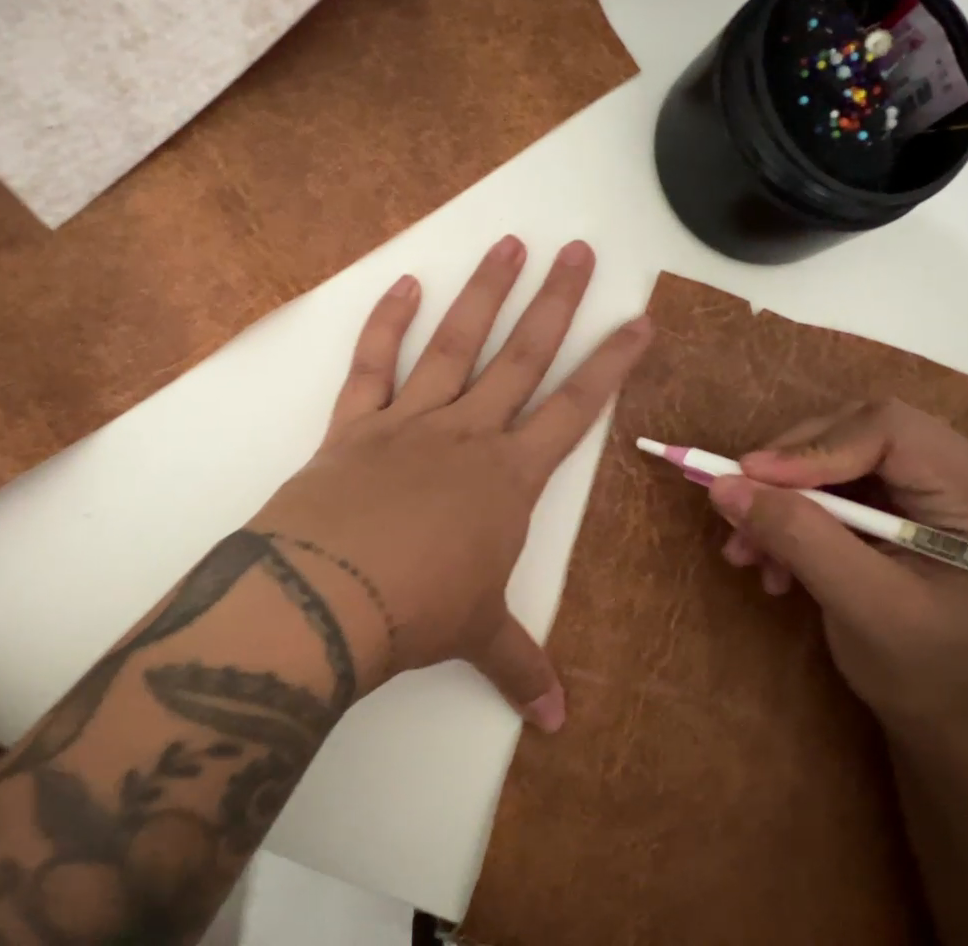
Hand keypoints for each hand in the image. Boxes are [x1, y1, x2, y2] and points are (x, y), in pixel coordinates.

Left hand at [249, 236, 651, 732]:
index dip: (612, 365)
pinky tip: (404, 284)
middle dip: (556, 303)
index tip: (640, 320)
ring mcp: (408, 422)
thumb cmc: (416, 613)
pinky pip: (373, 364)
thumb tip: (558, 722)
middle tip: (579, 250)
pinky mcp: (353, 424)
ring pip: (455, 345)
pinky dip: (386, 323)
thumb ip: (518, 666)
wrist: (328, 596)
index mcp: (508, 480)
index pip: (575, 410)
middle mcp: (466, 436)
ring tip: (509, 244)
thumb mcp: (475, 637)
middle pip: (522, 357)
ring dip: (483, 294)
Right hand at [706, 400, 967, 733]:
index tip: (749, 480)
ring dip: (782, 500)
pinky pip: (834, 487)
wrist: (953, 719)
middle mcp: (966, 477)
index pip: (890, 430)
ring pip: (836, 457)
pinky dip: (793, 517)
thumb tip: (723, 486)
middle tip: (738, 510)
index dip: (813, 447)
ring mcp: (935, 491)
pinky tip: (772, 561)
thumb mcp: (861, 605)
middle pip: (857, 433)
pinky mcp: (904, 507)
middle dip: (789, 473)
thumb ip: (798, 538)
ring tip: (747, 552)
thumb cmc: (926, 671)